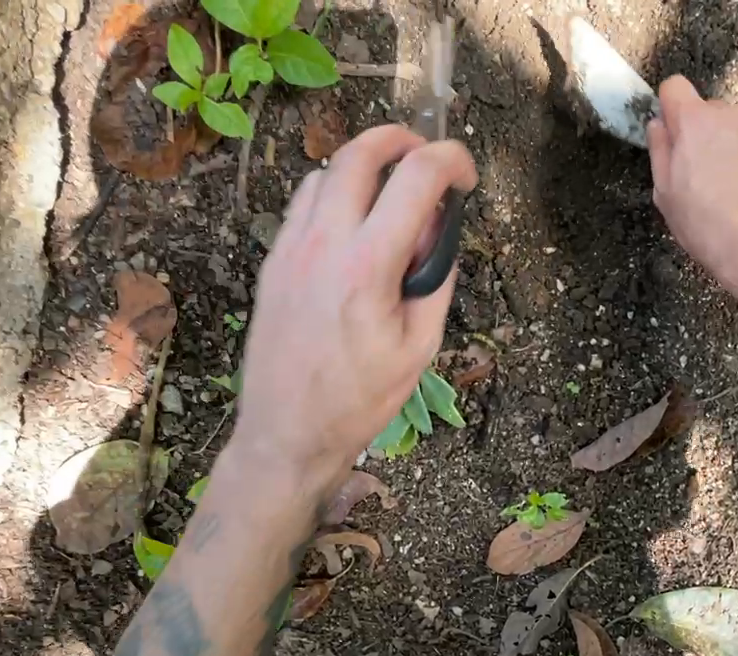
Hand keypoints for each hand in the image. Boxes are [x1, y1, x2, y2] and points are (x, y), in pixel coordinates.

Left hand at [230, 126, 476, 496]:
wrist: (288, 432)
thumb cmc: (359, 401)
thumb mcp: (419, 349)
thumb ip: (435, 281)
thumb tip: (439, 234)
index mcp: (367, 266)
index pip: (416, 177)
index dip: (451, 161)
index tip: (465, 176)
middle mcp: (322, 243)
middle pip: (360, 152)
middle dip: (401, 140)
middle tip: (427, 159)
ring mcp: (290, 249)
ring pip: (325, 173)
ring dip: (364, 169)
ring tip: (389, 202)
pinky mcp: (272, 263)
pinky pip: (303, 205)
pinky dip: (333, 197)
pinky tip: (351, 231)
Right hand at [647, 76, 737, 300]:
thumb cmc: (709, 226)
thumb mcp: (666, 196)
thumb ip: (659, 152)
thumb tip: (657, 127)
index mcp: (694, 123)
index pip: (674, 87)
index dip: (669, 109)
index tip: (670, 134)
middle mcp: (730, 115)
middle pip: (708, 111)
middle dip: (701, 136)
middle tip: (698, 179)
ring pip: (736, 129)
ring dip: (729, 150)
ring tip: (729, 193)